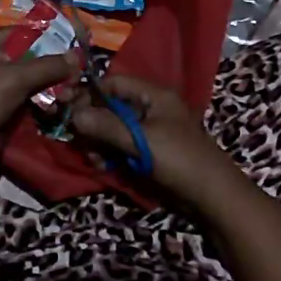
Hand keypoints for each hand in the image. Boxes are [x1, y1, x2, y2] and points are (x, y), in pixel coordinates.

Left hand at [0, 29, 79, 167]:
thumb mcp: (16, 77)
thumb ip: (47, 65)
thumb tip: (78, 56)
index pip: (24, 32)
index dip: (49, 36)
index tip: (75, 41)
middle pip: (33, 56)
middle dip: (56, 65)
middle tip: (78, 74)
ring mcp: (1, 85)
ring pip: (36, 79)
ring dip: (55, 85)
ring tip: (71, 94)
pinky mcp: (8, 106)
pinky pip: (33, 97)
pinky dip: (47, 100)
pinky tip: (61, 105)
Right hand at [69, 74, 230, 205]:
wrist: (213, 198)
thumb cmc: (180, 160)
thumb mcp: (141, 140)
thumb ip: (106, 126)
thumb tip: (73, 114)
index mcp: (154, 95)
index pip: (114, 82)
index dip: (90, 92)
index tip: (68, 106)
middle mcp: (149, 108)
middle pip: (110, 105)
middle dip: (92, 120)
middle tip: (76, 137)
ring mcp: (148, 130)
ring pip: (112, 127)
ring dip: (98, 140)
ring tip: (93, 157)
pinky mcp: (147, 151)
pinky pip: (120, 144)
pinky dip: (108, 153)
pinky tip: (101, 165)